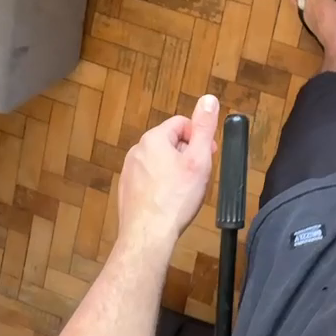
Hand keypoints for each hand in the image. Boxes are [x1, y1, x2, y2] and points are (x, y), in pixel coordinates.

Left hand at [114, 94, 219, 259]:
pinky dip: (161, 185)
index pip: (182, 124)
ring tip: (185, 191)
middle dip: (187, 154)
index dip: (199, 138)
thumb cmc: (176, 198)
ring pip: (160, 161)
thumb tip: (208, 99)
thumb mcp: (199, 159)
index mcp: (153, 138)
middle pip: (170, 142)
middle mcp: (137, 150)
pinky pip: (149, 179)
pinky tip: (170, 202)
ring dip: (175, 170)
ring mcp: (129, 171)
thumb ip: (204, 127)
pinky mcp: (127, 190)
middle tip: (199, 175)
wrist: (148, 237)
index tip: (208, 156)